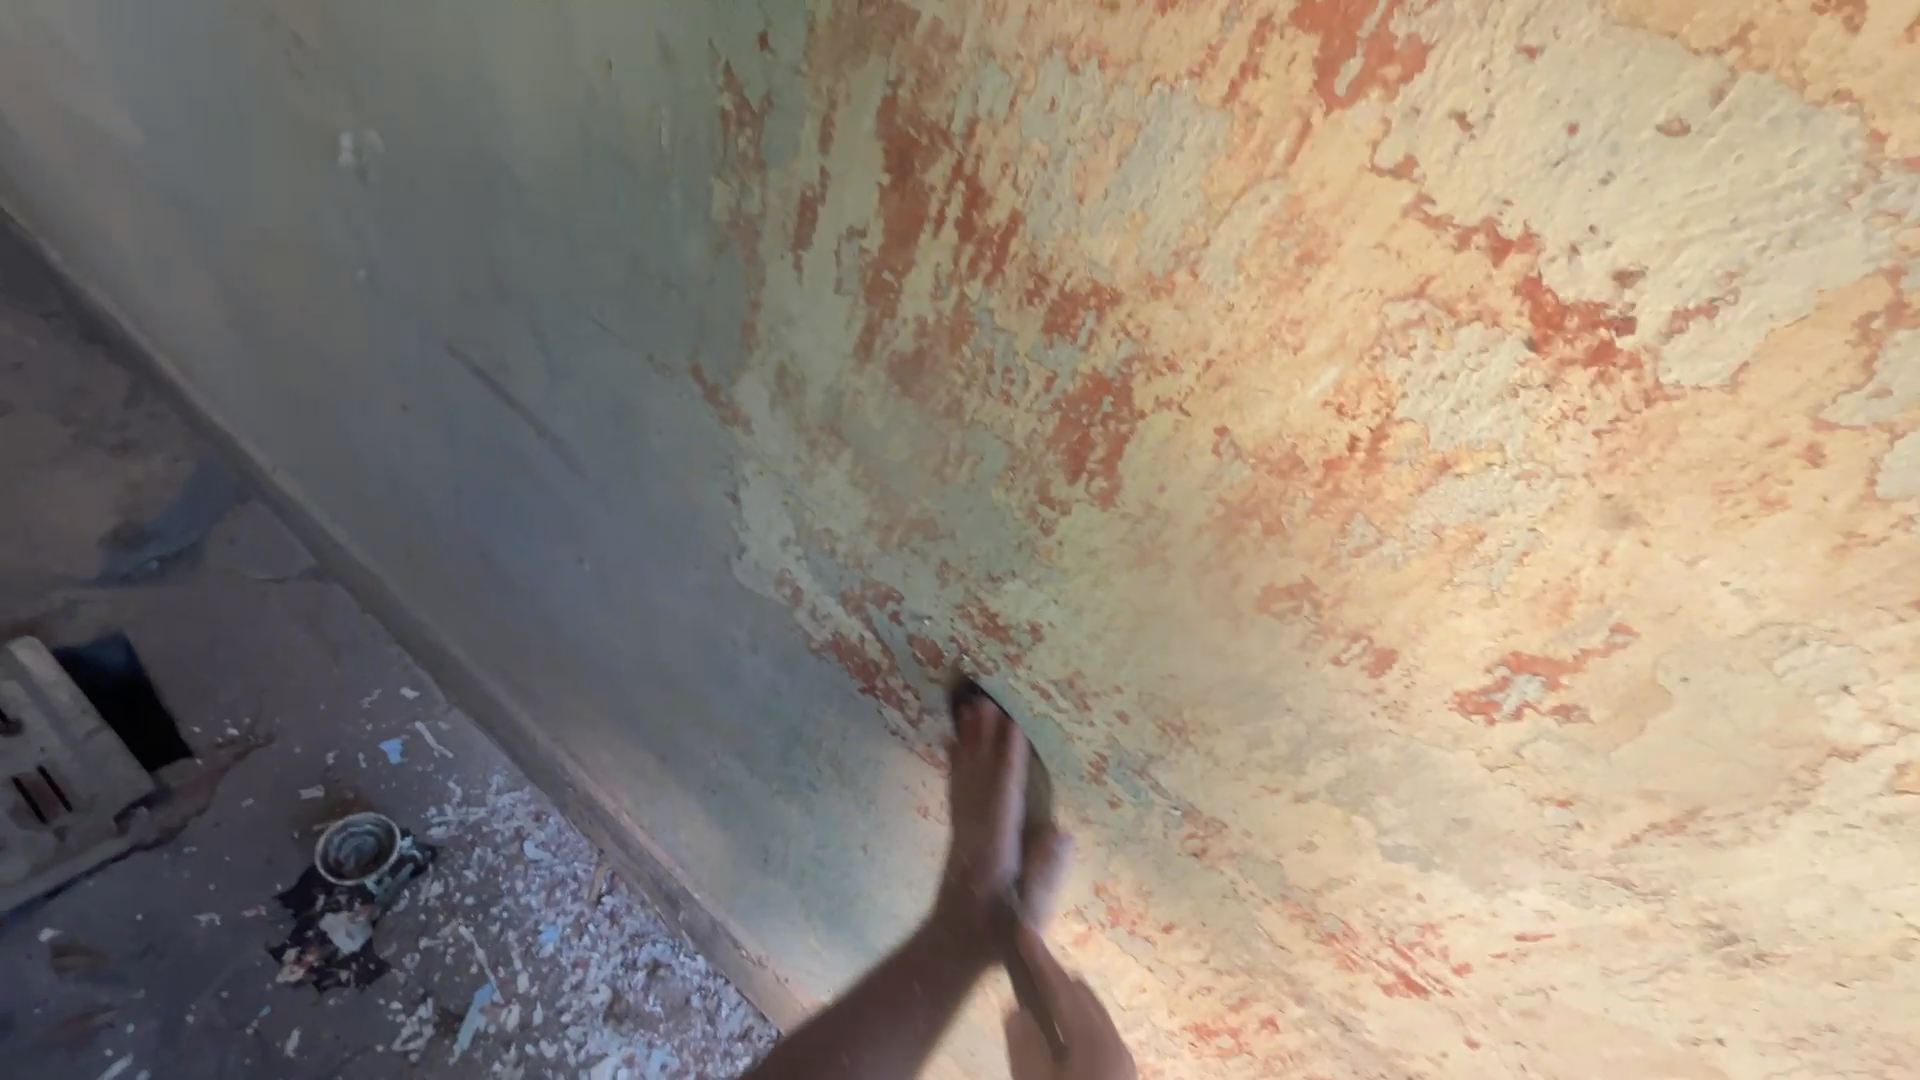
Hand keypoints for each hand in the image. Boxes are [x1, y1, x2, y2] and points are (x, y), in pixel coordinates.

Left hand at [937, 696, 1072, 929]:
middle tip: (983, 699)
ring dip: (968, 741)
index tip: (1014, 723)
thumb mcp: (1031, 913)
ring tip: (968, 708)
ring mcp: (964, 828)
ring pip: (966, 776)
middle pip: (980, 775)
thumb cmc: (1000, 934)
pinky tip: (953, 744)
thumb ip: (1045, 873)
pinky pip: (956, 789)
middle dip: (983, 737)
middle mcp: (976, 830)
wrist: (953, 947)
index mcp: (996, 847)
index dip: (1009, 759)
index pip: (1004, 794)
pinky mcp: (959, 832)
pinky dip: (955, 764)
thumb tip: (1063, 832)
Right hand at [1005, 927, 1135, 1079]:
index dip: (1039, 956)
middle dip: (1053, 976)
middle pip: (1081, 992)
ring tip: (1038, 997)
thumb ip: (1026, 1046)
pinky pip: (1097, 1031)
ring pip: (1091, 1012)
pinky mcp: (1121, 1072)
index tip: (1022, 929)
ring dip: (1065, 999)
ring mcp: (1123, 1057)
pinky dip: (1075, 1021)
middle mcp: (1116, 1039)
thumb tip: (1016, 1010)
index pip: (1062, 986)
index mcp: (1096, 1037)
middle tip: (1025, 965)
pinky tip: (1058, 1035)